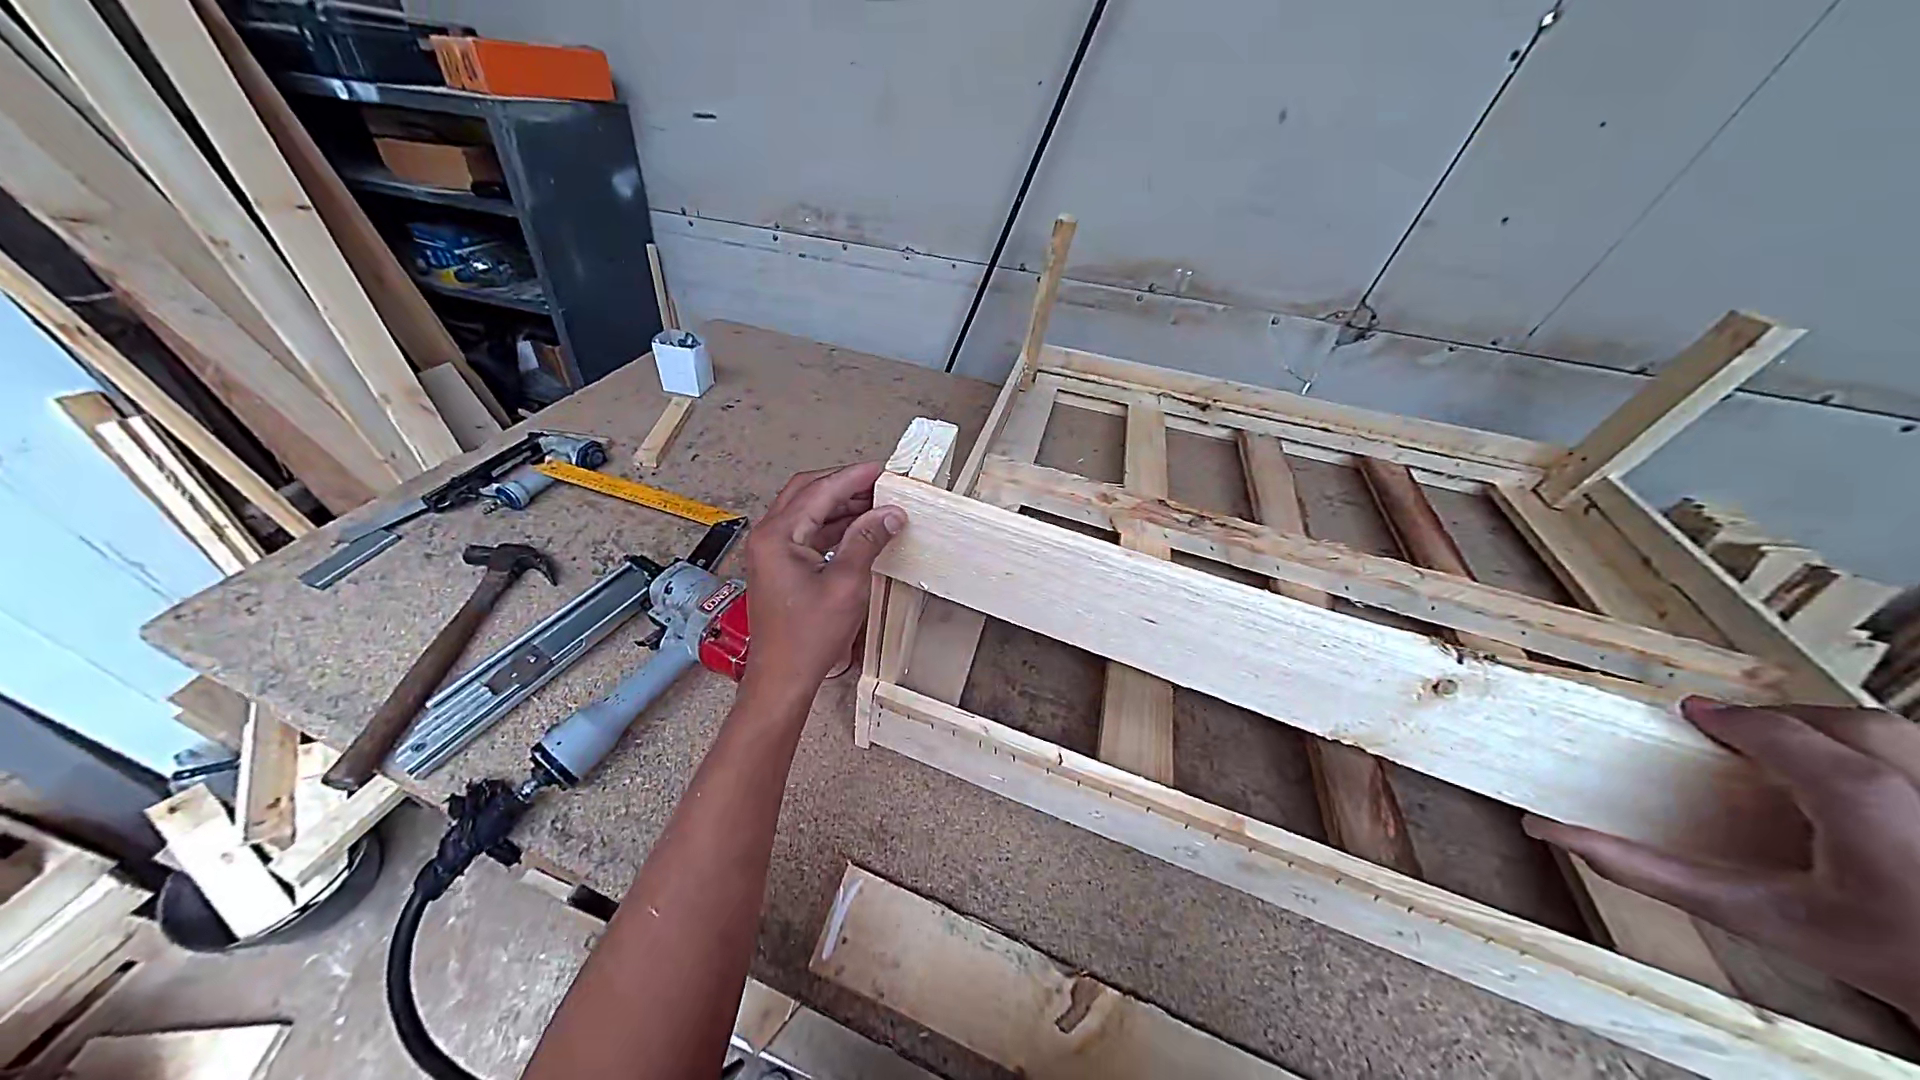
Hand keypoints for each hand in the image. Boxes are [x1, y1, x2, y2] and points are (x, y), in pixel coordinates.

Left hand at [739, 463, 904, 702]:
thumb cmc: (807, 638)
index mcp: (777, 536)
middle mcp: (768, 537)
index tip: (881, 470)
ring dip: (840, 505)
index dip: (853, 477)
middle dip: (844, 485)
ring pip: (807, 511)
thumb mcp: (846, 584)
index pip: (820, 491)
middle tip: (879, 484)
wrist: (783, 676)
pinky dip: (833, 526)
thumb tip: (889, 513)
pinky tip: (859, 528)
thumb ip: (867, 541)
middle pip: (808, 492)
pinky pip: (807, 532)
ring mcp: (771, 551)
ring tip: (876, 504)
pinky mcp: (779, 565)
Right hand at [1526, 697, 1919, 1020]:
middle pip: (1848, 723)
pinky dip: (1886, 756)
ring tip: (1798, 754)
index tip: (1694, 715)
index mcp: (1859, 801)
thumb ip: (1654, 872)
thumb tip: (1556, 834)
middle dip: (1788, 722)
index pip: (1776, 732)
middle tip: (1740, 735)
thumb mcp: (1754, 916)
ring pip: (1898, 732)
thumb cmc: (1890, 962)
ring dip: (1840, 734)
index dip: (1728, 718)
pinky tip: (1863, 785)